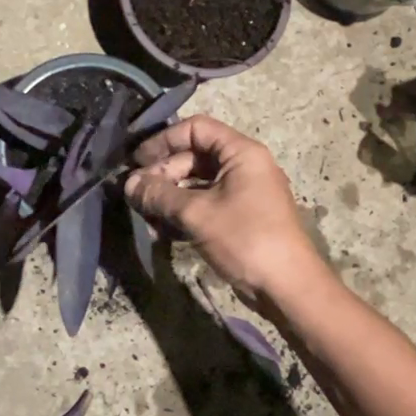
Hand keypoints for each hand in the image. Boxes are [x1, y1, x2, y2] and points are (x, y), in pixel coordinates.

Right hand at [124, 114, 329, 303]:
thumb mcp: (197, 214)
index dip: (164, 140)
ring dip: (169, 198)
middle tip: (137, 195)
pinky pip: (206, 206)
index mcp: (242, 153)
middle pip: (194, 157)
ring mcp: (243, 194)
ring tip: (145, 217)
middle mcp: (244, 167)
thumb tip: (129, 184)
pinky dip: (184, 214)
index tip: (137, 161)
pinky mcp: (240, 219)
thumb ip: (160, 195)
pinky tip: (161, 231)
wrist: (286, 287)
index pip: (197, 128)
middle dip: (163, 174)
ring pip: (197, 185)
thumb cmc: (245, 239)